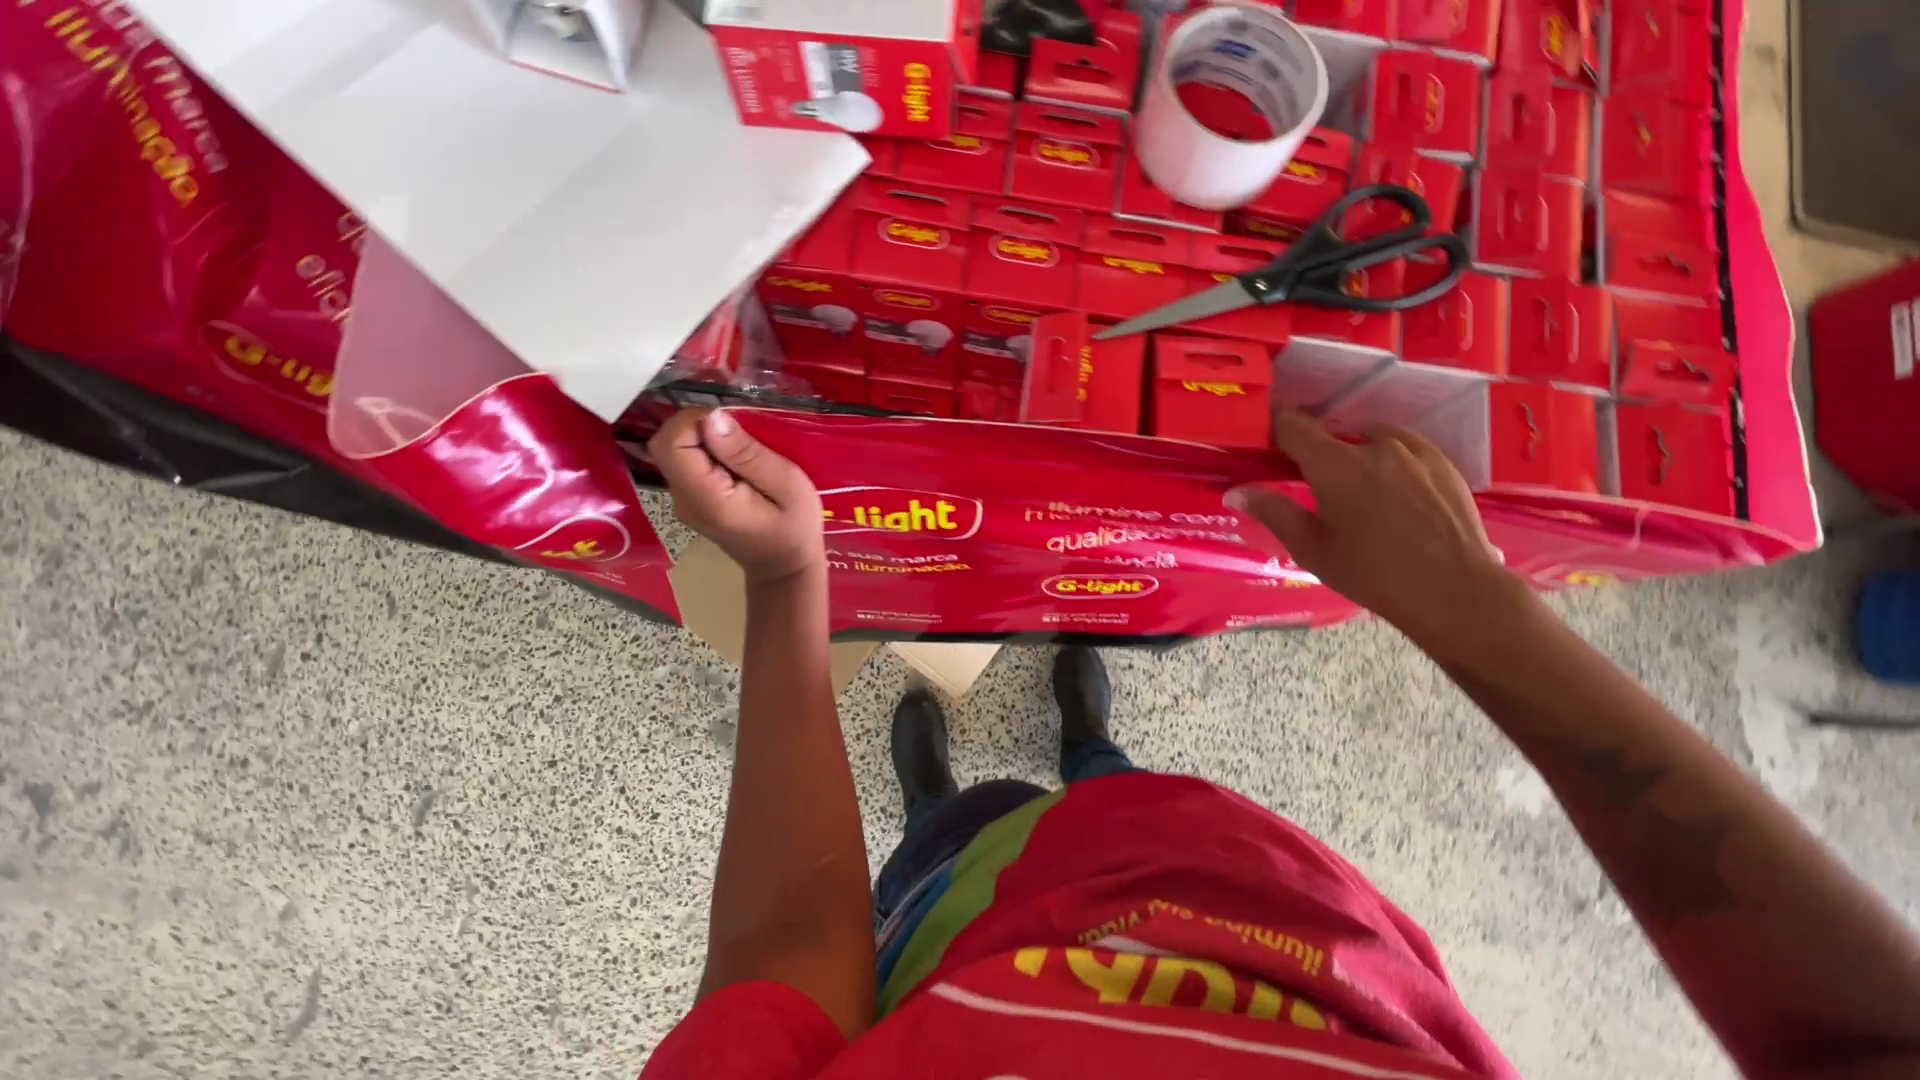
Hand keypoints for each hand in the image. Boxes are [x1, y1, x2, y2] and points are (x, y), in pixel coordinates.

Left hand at [648, 409, 824, 586]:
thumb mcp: (788, 485)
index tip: (733, 425)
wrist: (784, 568)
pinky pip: (685, 463)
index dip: (695, 421)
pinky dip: (706, 452)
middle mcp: (683, 500)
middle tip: (740, 433)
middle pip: (666, 445)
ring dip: (704, 438)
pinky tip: (736, 463)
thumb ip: (748, 453)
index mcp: (706, 498)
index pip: (671, 444)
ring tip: (743, 449)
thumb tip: (713, 418)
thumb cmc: (794, 529)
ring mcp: (682, 502)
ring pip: (673, 451)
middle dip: (698, 426)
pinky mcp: (688, 499)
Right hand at [1228, 411, 1523, 647]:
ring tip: (1355, 491)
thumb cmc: (1372, 573)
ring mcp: (1413, 450)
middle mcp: (1373, 445)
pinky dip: (1387, 461)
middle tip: (1312, 486)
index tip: (1263, 429)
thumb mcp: (1313, 548)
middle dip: (1318, 454)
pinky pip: (1403, 449)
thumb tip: (1236, 491)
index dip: (1274, 422)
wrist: (1454, 590)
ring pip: (1370, 439)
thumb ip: (1273, 512)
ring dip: (1355, 456)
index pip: (1293, 425)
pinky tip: (1390, 492)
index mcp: (1335, 464)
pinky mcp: (1441, 461)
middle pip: (1333, 436)